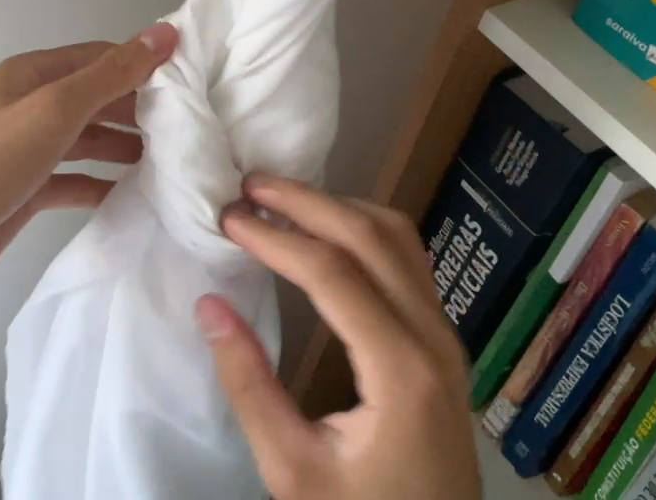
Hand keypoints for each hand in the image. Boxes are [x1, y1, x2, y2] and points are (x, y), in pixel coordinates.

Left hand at [0, 22, 178, 299]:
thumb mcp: (54, 109)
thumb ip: (111, 74)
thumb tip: (165, 32)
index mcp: (33, 75)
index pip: (100, 58)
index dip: (143, 66)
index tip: (191, 84)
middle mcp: (30, 106)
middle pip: (96, 98)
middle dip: (138, 109)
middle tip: (188, 129)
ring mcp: (26, 150)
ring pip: (87, 139)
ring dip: (124, 147)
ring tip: (170, 162)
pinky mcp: (25, 191)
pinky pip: (74, 179)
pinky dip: (101, 183)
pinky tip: (132, 195)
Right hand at [197, 175, 480, 499]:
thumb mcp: (292, 471)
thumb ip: (250, 385)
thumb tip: (209, 306)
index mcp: (401, 370)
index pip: (334, 273)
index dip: (276, 237)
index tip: (229, 217)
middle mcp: (434, 336)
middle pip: (372, 236)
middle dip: (308, 201)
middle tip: (251, 184)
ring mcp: (446, 335)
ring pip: (399, 237)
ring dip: (340, 207)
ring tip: (283, 199)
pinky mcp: (443, 340)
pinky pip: (408, 259)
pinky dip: (363, 229)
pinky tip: (327, 231)